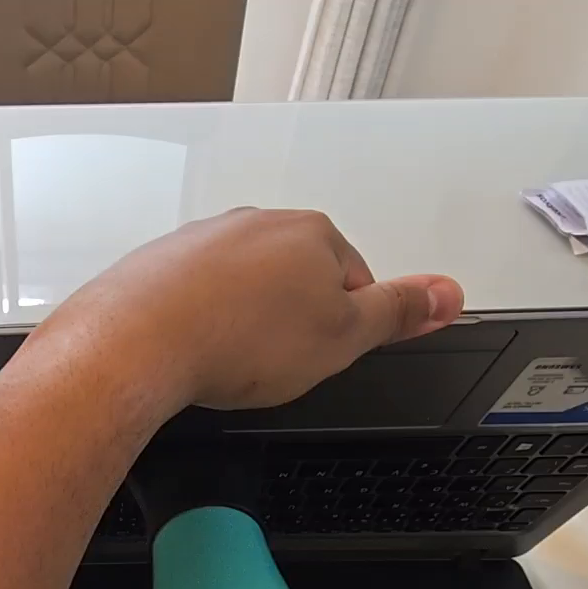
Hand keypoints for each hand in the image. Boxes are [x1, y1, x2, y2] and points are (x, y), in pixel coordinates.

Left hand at [30, 208, 462, 410]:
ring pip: (237, 286)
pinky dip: (193, 321)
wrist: (140, 342)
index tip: (322, 353)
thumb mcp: (340, 338)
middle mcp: (254, 226)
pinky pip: (189, 297)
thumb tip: (447, 295)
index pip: (352, 276)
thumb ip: (396, 314)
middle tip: (272, 362)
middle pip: (291, 278)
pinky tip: (189, 349)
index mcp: (311, 235)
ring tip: (225, 359)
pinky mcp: (156, 266)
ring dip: (238, 320)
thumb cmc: (237, 338)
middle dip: (288, 320)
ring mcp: (200, 242)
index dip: (341, 325)